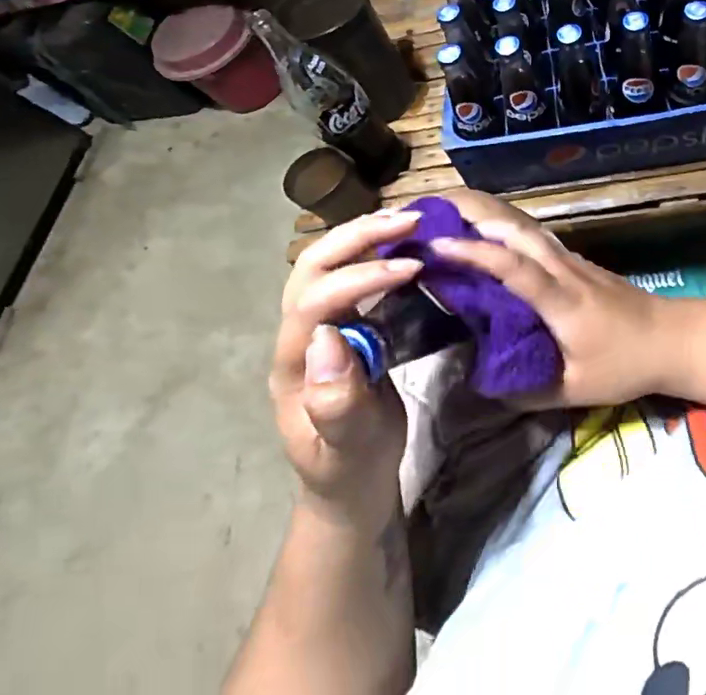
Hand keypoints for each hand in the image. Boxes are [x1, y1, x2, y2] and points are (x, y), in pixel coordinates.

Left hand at [272, 208, 422, 520]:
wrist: (349, 486)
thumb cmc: (348, 472)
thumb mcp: (346, 453)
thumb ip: (335, 407)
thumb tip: (328, 338)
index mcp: (293, 365)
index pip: (315, 302)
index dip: (361, 277)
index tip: (413, 268)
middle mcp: (297, 337)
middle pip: (311, 268)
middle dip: (356, 237)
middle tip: (408, 220)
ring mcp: (316, 328)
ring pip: (324, 265)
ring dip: (362, 236)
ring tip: (406, 219)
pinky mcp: (340, 327)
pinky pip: (347, 277)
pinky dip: (372, 251)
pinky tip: (402, 243)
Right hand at [431, 219, 670, 406]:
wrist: (673, 337)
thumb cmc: (626, 364)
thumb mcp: (576, 390)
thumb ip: (526, 390)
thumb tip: (479, 385)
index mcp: (562, 300)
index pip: (514, 268)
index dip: (476, 255)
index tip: (437, 246)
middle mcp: (562, 269)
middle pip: (515, 228)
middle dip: (470, 211)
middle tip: (426, 209)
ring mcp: (568, 259)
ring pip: (522, 223)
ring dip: (483, 210)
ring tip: (443, 207)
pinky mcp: (571, 259)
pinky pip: (529, 232)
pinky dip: (499, 222)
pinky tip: (479, 226)